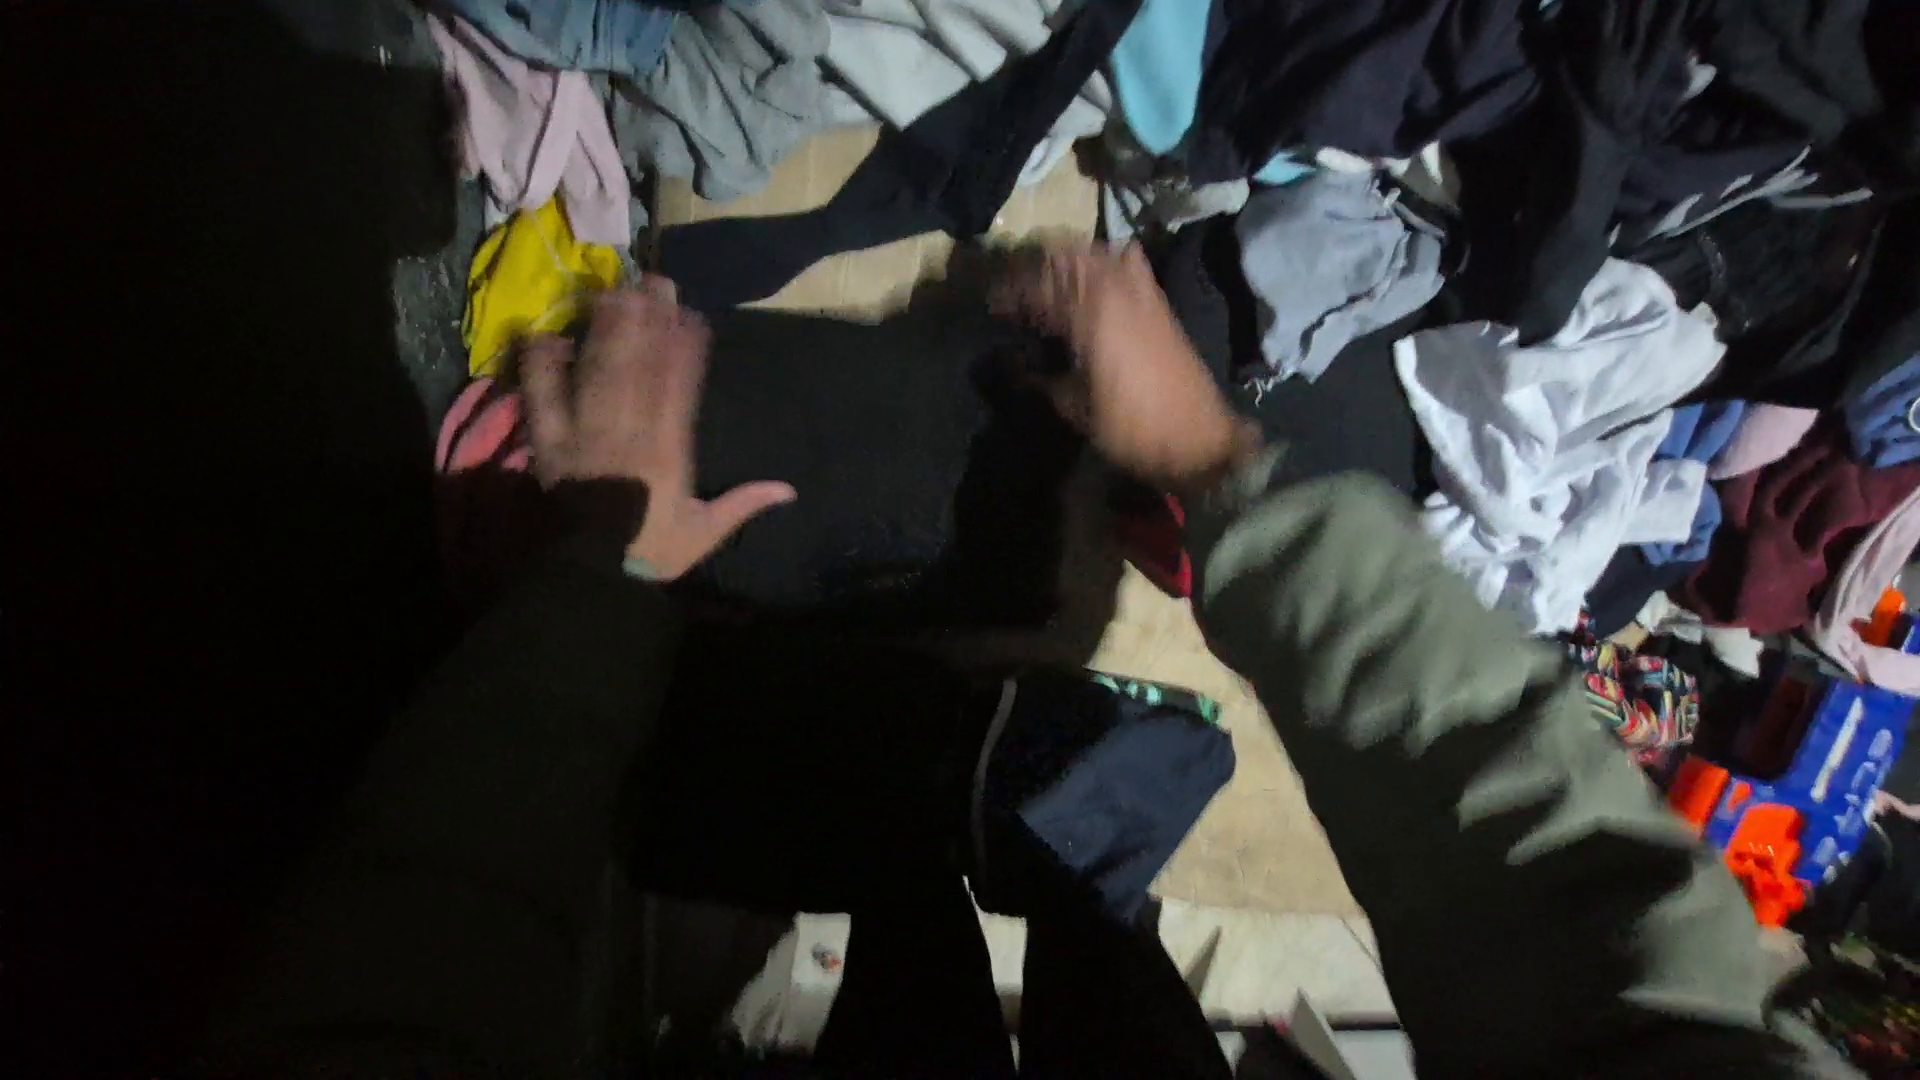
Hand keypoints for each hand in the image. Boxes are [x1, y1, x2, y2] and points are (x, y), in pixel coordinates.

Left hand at [521, 279, 795, 580]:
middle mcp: (625, 434)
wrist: (589, 575)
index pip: (678, 391)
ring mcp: (584, 435)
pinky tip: (547, 335)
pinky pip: (541, 398)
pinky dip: (541, 366)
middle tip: (652, 282)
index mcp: (666, 454)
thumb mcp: (703, 533)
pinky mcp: (549, 444)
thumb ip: (742, 505)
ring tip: (615, 291)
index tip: (693, 317)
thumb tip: (788, 489)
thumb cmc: (650, 552)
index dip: (686, 351)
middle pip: (635, 369)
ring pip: (595, 372)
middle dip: (646, 323)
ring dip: (606, 330)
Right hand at [991, 242, 1260, 493]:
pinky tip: (1089, 287)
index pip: (1037, 284)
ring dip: (1066, 263)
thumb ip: (1036, 378)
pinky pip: (1125, 263)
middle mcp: (1115, 289)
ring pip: (1095, 253)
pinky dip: (1100, 265)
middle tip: (1016, 292)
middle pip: (1064, 255)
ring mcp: (1141, 291)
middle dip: (1035, 268)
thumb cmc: (1131, 427)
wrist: (1196, 437)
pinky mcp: (1158, 301)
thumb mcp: (1074, 407)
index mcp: (1090, 314)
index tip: (991, 306)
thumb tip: (1007, 362)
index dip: (1008, 293)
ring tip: (1047, 287)